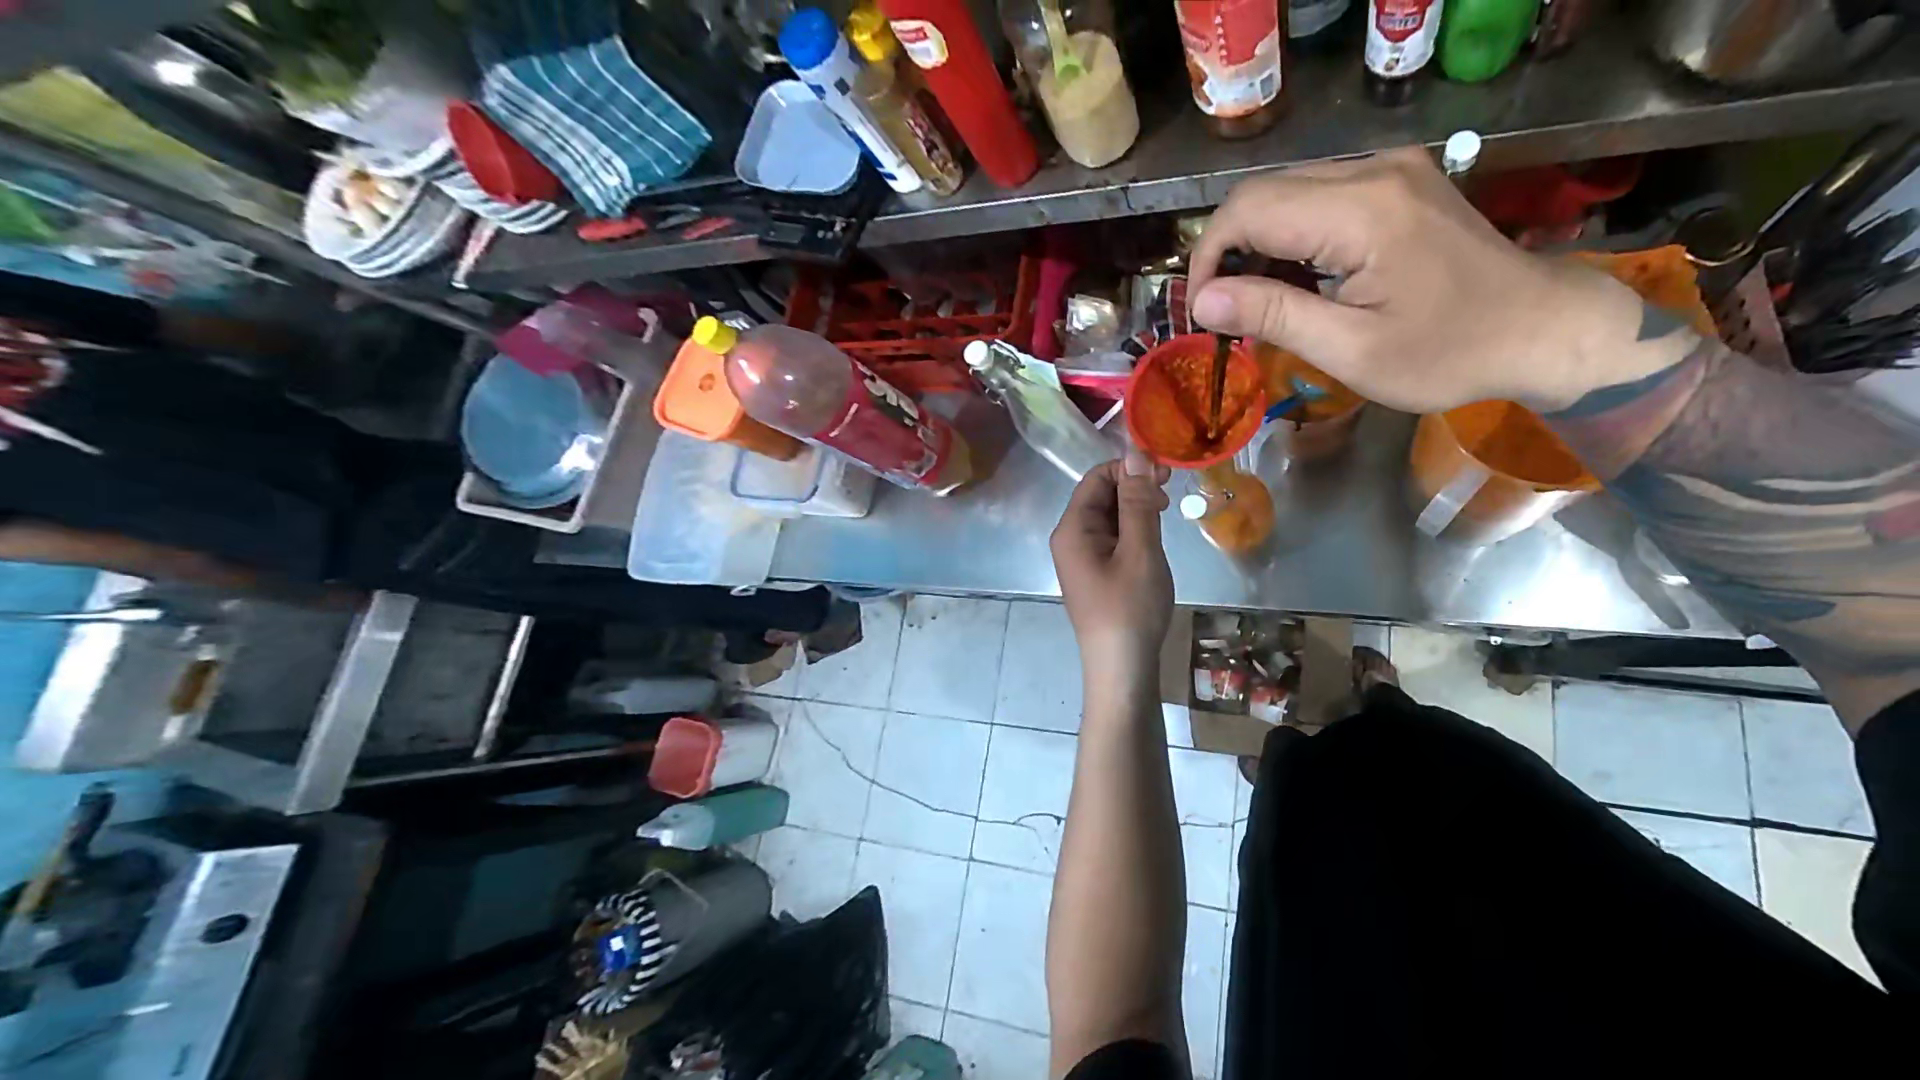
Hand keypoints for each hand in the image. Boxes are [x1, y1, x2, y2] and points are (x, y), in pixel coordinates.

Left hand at [1050, 451, 1173, 683]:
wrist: (1121, 667)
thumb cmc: (1131, 607)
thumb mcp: (1140, 550)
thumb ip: (1137, 501)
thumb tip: (1136, 453)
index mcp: (1072, 528)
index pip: (1095, 478)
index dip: (1129, 468)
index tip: (1166, 473)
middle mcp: (1070, 538)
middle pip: (1099, 496)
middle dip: (1134, 487)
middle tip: (1171, 494)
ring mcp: (1081, 557)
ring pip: (1108, 517)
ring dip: (1136, 509)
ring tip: (1165, 517)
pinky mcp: (1095, 573)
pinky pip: (1112, 538)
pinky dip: (1133, 530)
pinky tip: (1153, 538)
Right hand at [1187, 148, 1663, 413]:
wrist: (1539, 329)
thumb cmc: (1446, 353)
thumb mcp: (1350, 348)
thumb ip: (1274, 315)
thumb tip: (1201, 301)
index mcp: (1362, 211)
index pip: (1248, 210)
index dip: (1208, 258)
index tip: (1202, 311)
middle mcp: (1374, 171)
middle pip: (1261, 193)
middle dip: (1226, 251)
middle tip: (1223, 311)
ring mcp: (1389, 170)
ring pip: (1284, 191)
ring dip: (1254, 244)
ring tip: (1256, 301)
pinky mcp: (1395, 182)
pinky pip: (1315, 196)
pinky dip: (1287, 235)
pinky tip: (1294, 278)